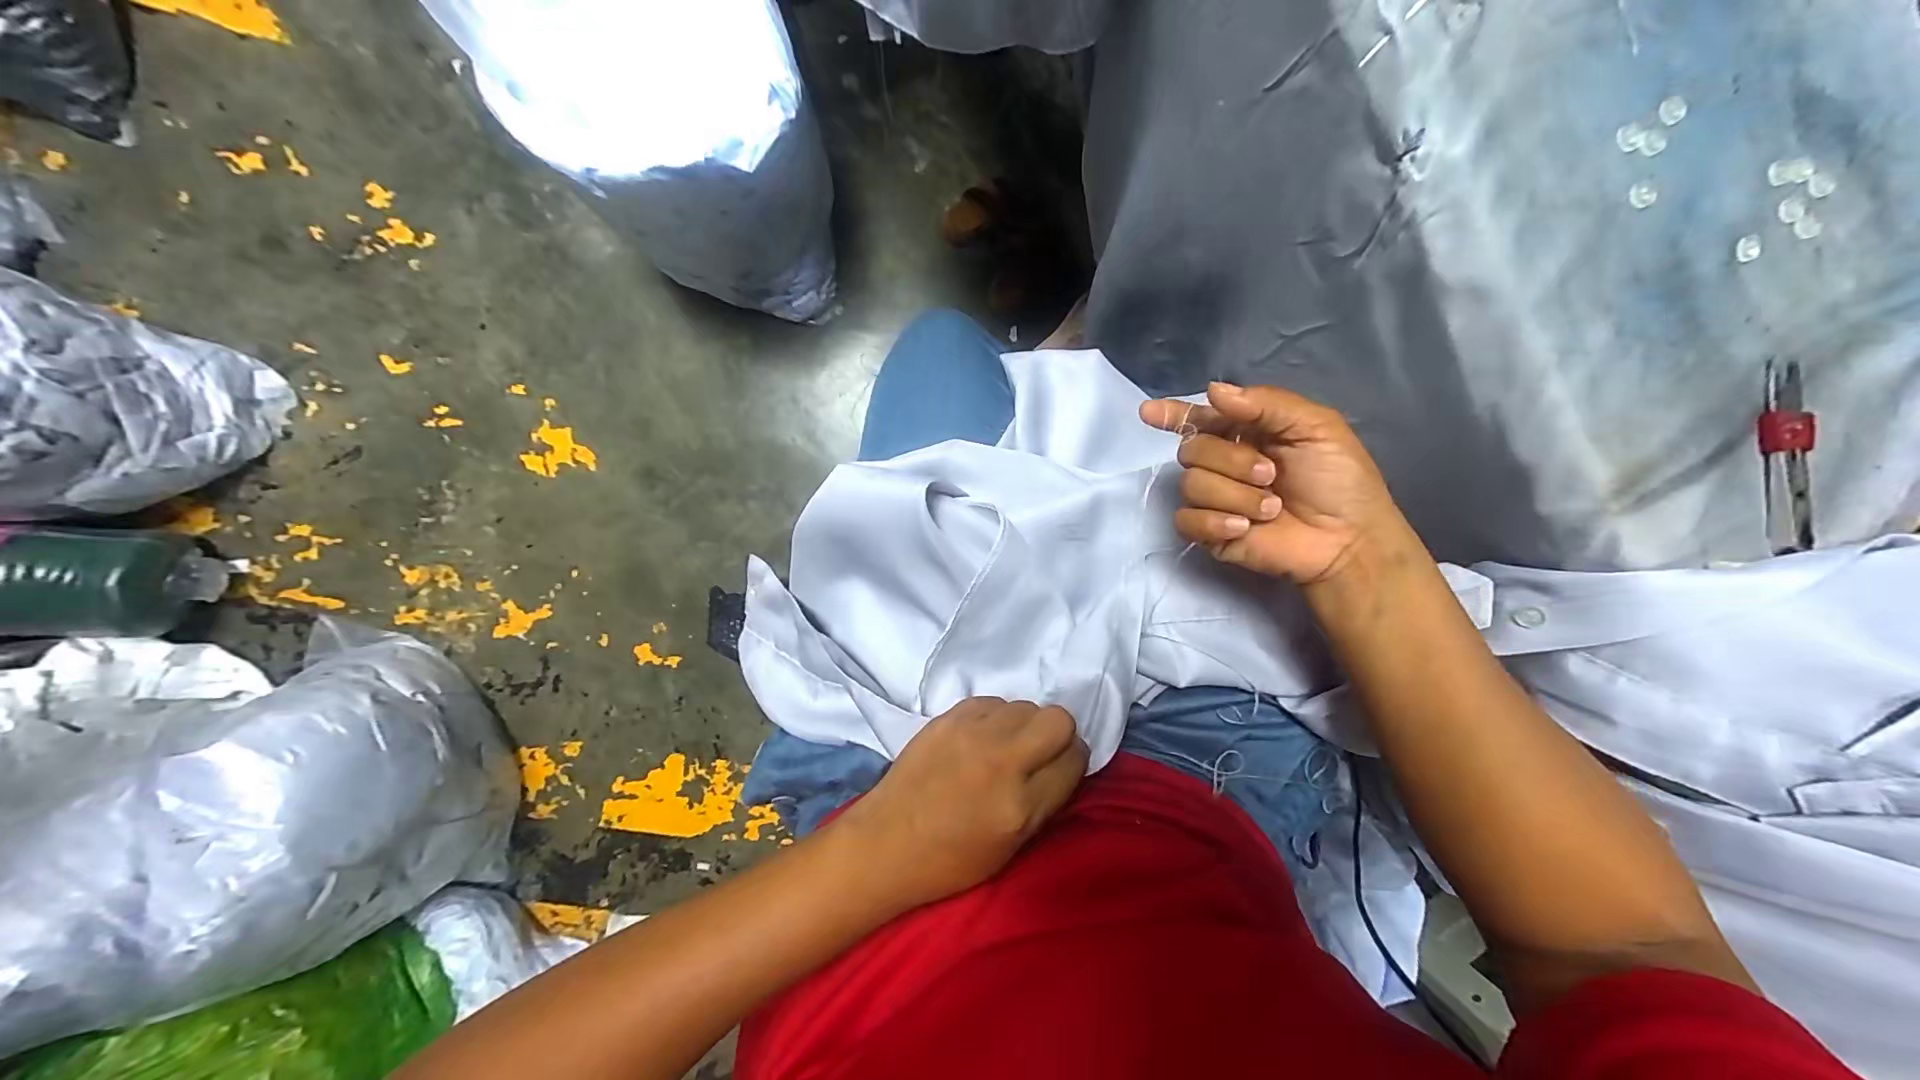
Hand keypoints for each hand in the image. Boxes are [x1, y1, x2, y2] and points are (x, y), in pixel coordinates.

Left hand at [835, 697, 1087, 909]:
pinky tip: (979, 738)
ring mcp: (972, 734)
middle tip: (1038, 753)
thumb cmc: (950, 861)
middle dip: (1057, 736)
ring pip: (1024, 706)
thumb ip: (1044, 802)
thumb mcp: (1012, 847)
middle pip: (1058, 720)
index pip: (1075, 760)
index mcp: (1020, 806)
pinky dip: (993, 717)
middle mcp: (1001, 761)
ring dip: (1023, 724)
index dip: (1072, 763)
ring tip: (1004, 747)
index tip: (1061, 768)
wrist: (886, 842)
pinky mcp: (948, 718)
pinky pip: (992, 702)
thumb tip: (1062, 764)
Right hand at [1140, 382, 1413, 585]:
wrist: (1346, 539)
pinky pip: (1186, 519)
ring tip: (1271, 509)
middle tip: (1271, 476)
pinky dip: (1216, 522)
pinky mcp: (1207, 532)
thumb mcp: (1316, 427)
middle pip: (1192, 449)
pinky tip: (1245, 528)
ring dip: (1235, 496)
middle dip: (1231, 461)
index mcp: (1245, 433)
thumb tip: (1212, 391)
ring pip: (1190, 484)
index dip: (1172, 414)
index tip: (1149, 412)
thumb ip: (1266, 403)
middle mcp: (1223, 463)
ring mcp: (1213, 499)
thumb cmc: (1339, 480)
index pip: (1199, 419)